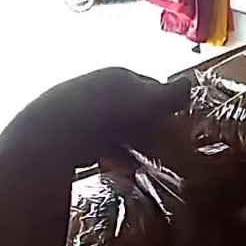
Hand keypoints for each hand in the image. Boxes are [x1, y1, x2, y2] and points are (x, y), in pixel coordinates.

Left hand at [6, 67, 189, 167]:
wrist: (57, 131)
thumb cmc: (111, 112)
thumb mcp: (149, 103)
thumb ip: (170, 95)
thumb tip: (188, 83)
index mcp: (120, 76)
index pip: (151, 88)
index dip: (165, 107)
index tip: (175, 127)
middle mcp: (100, 87)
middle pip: (132, 108)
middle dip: (148, 128)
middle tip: (162, 149)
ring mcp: (83, 109)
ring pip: (117, 128)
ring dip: (132, 144)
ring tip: (144, 163)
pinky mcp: (70, 133)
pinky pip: (100, 145)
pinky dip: (113, 156)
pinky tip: (121, 169)